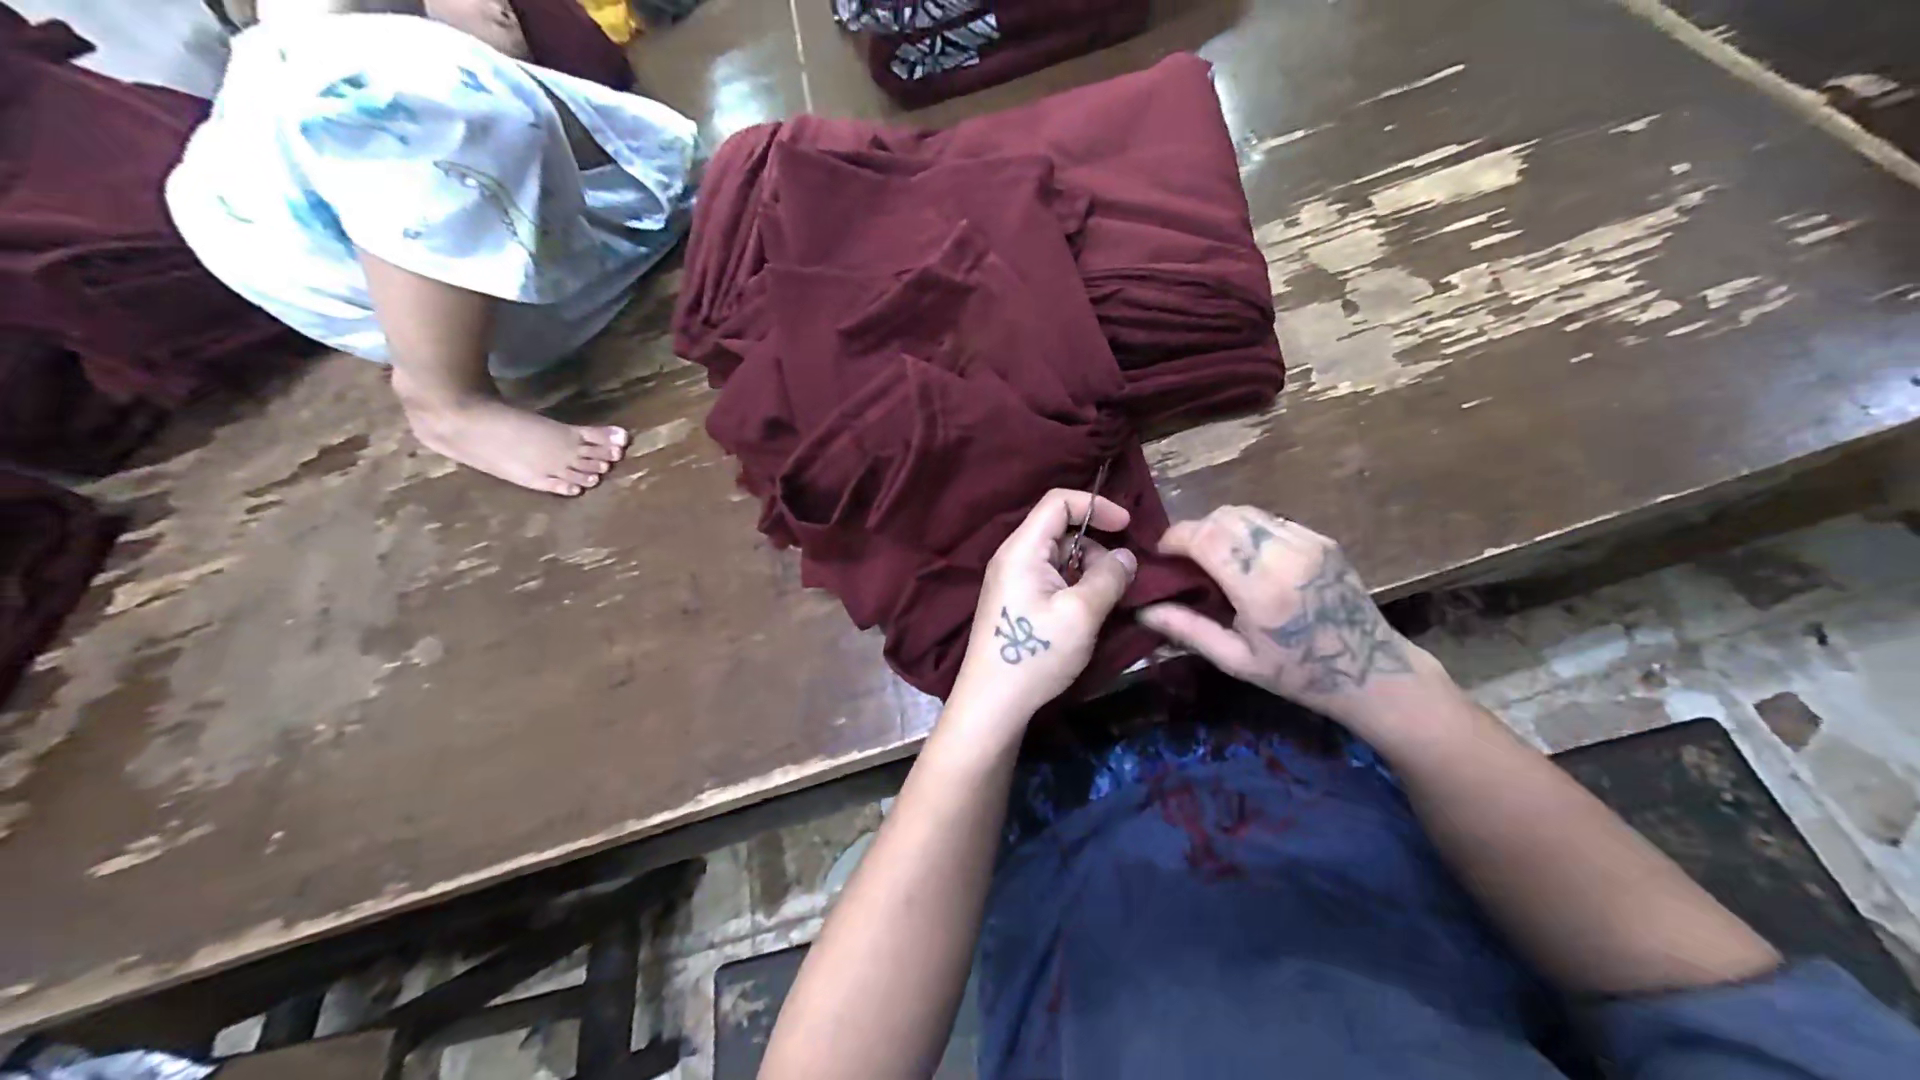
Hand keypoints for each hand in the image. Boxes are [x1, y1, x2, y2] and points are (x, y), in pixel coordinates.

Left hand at [948, 489, 1138, 732]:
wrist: (993, 702)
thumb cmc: (1036, 654)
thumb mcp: (1082, 613)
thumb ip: (1109, 577)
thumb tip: (1126, 557)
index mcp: (1022, 549)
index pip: (1058, 501)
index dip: (1096, 505)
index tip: (1127, 526)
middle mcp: (1012, 557)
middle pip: (1059, 528)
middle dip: (1096, 542)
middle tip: (1119, 577)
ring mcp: (1011, 580)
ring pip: (1057, 555)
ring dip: (1087, 567)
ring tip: (1105, 599)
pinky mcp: (1015, 601)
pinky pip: (1049, 576)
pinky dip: (1074, 582)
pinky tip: (1087, 610)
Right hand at [1137, 506, 1443, 726]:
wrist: (1371, 670)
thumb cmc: (1297, 673)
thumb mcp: (1235, 660)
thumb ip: (1187, 629)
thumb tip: (1141, 609)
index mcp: (1261, 589)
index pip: (1205, 536)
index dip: (1174, 538)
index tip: (1162, 555)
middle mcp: (1286, 555)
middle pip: (1222, 516)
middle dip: (1194, 530)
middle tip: (1184, 558)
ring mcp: (1308, 542)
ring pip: (1245, 511)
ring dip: (1219, 527)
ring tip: (1213, 556)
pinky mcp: (1321, 539)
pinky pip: (1269, 520)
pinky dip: (1247, 530)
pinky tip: (1247, 558)